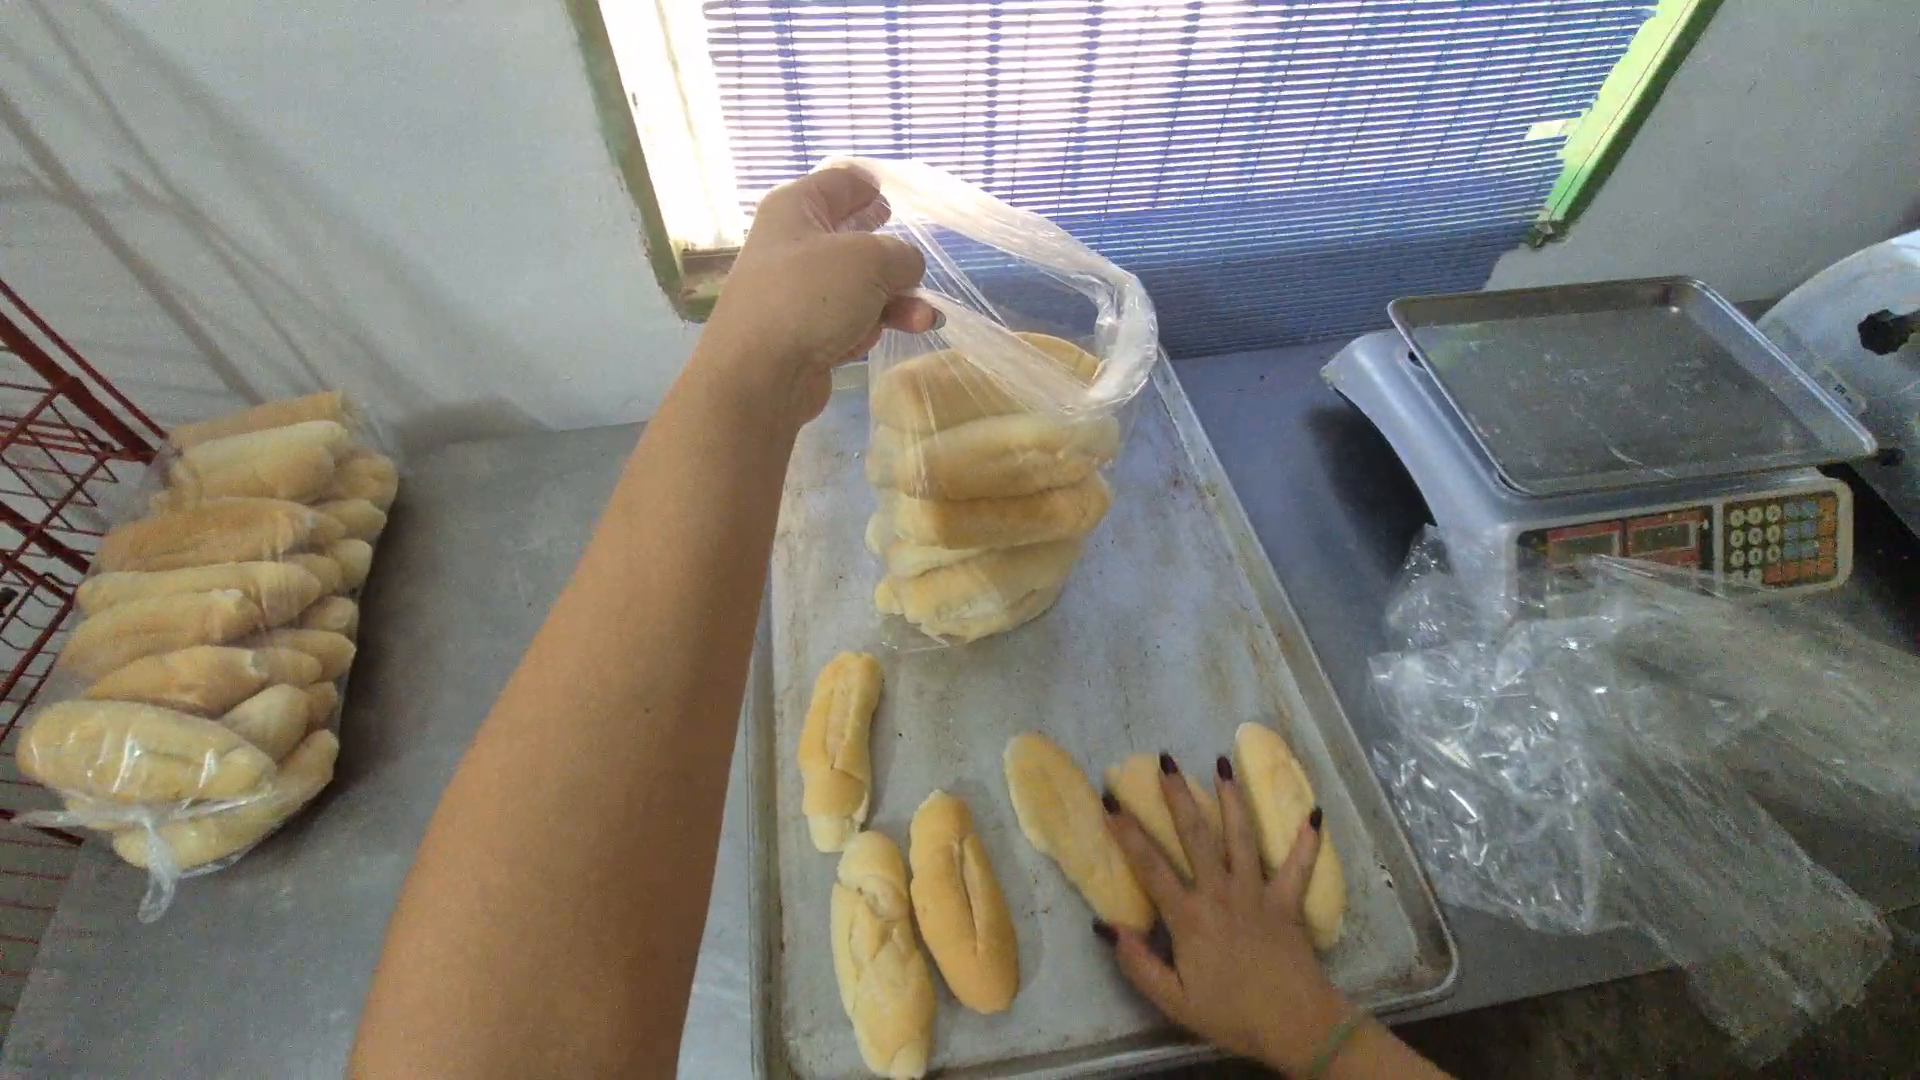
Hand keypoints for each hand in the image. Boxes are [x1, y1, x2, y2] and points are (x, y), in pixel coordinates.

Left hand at [695, 167, 937, 427]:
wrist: (761, 374)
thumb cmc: (810, 297)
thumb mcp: (870, 260)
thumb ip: (901, 255)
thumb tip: (906, 268)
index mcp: (796, 210)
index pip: (837, 184)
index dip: (865, 186)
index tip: (888, 194)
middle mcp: (792, 248)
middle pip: (851, 241)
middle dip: (891, 256)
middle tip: (914, 261)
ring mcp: (797, 295)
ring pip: (858, 288)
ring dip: (896, 301)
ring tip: (925, 318)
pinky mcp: (806, 336)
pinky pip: (850, 321)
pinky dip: (874, 326)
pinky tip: (902, 333)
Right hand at [1099, 755, 1349, 1074]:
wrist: (1299, 1030)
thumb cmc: (1233, 1015)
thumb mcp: (1176, 1003)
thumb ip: (1139, 965)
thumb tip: (1108, 927)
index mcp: (1189, 917)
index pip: (1150, 866)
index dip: (1127, 832)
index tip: (1110, 800)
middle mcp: (1220, 893)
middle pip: (1195, 835)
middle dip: (1178, 795)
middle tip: (1166, 761)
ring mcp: (1257, 893)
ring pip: (1241, 836)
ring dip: (1231, 799)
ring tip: (1222, 764)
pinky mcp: (1288, 901)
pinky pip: (1299, 866)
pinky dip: (1307, 841)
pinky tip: (1313, 812)